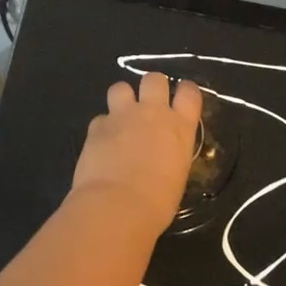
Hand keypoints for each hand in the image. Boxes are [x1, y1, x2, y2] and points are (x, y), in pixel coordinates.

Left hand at [70, 72, 203, 234]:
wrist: (117, 206)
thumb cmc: (157, 203)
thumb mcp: (177, 176)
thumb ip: (171, 156)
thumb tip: (162, 159)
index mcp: (180, 128)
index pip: (189, 92)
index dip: (185, 91)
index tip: (181, 97)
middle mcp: (152, 113)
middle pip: (154, 79)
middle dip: (151, 87)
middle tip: (149, 105)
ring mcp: (122, 117)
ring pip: (120, 87)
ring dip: (122, 98)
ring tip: (122, 117)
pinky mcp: (96, 126)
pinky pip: (100, 118)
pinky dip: (102, 127)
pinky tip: (102, 144)